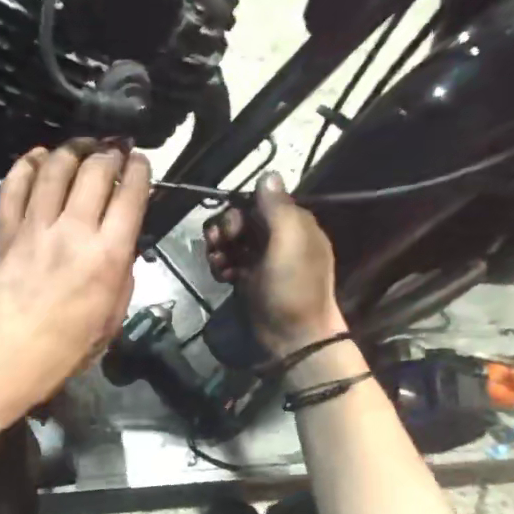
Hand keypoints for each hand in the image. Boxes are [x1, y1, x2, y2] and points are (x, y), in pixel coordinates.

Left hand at [0, 140, 149, 417]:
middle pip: (95, 172)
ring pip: (55, 170)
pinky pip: (14, 187)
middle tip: (112, 152)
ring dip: (71, 150)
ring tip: (79, 148)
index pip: (130, 195)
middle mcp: (75, 232)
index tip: (139, 161)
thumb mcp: (112, 316)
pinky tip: (37, 157)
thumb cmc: (66, 348)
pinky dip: (27, 165)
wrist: (7, 358)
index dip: (139, 170)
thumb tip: (122, 244)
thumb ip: (122, 274)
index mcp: (108, 256)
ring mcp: (35, 228)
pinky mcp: (5, 232)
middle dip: (108, 154)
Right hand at [204, 172, 343, 356]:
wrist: (293, 338)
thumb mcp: (289, 243)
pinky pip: (230, 260)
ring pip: (232, 240)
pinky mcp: (251, 278)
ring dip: (219, 249)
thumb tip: (269, 174)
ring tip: (218, 265)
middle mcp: (280, 237)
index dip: (238, 211)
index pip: (259, 201)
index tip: (230, 229)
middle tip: (218, 247)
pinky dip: (222, 265)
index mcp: (295, 224)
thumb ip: (278, 208)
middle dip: (224, 230)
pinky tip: (222, 277)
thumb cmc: (293, 289)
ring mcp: (264, 259)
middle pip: (241, 220)